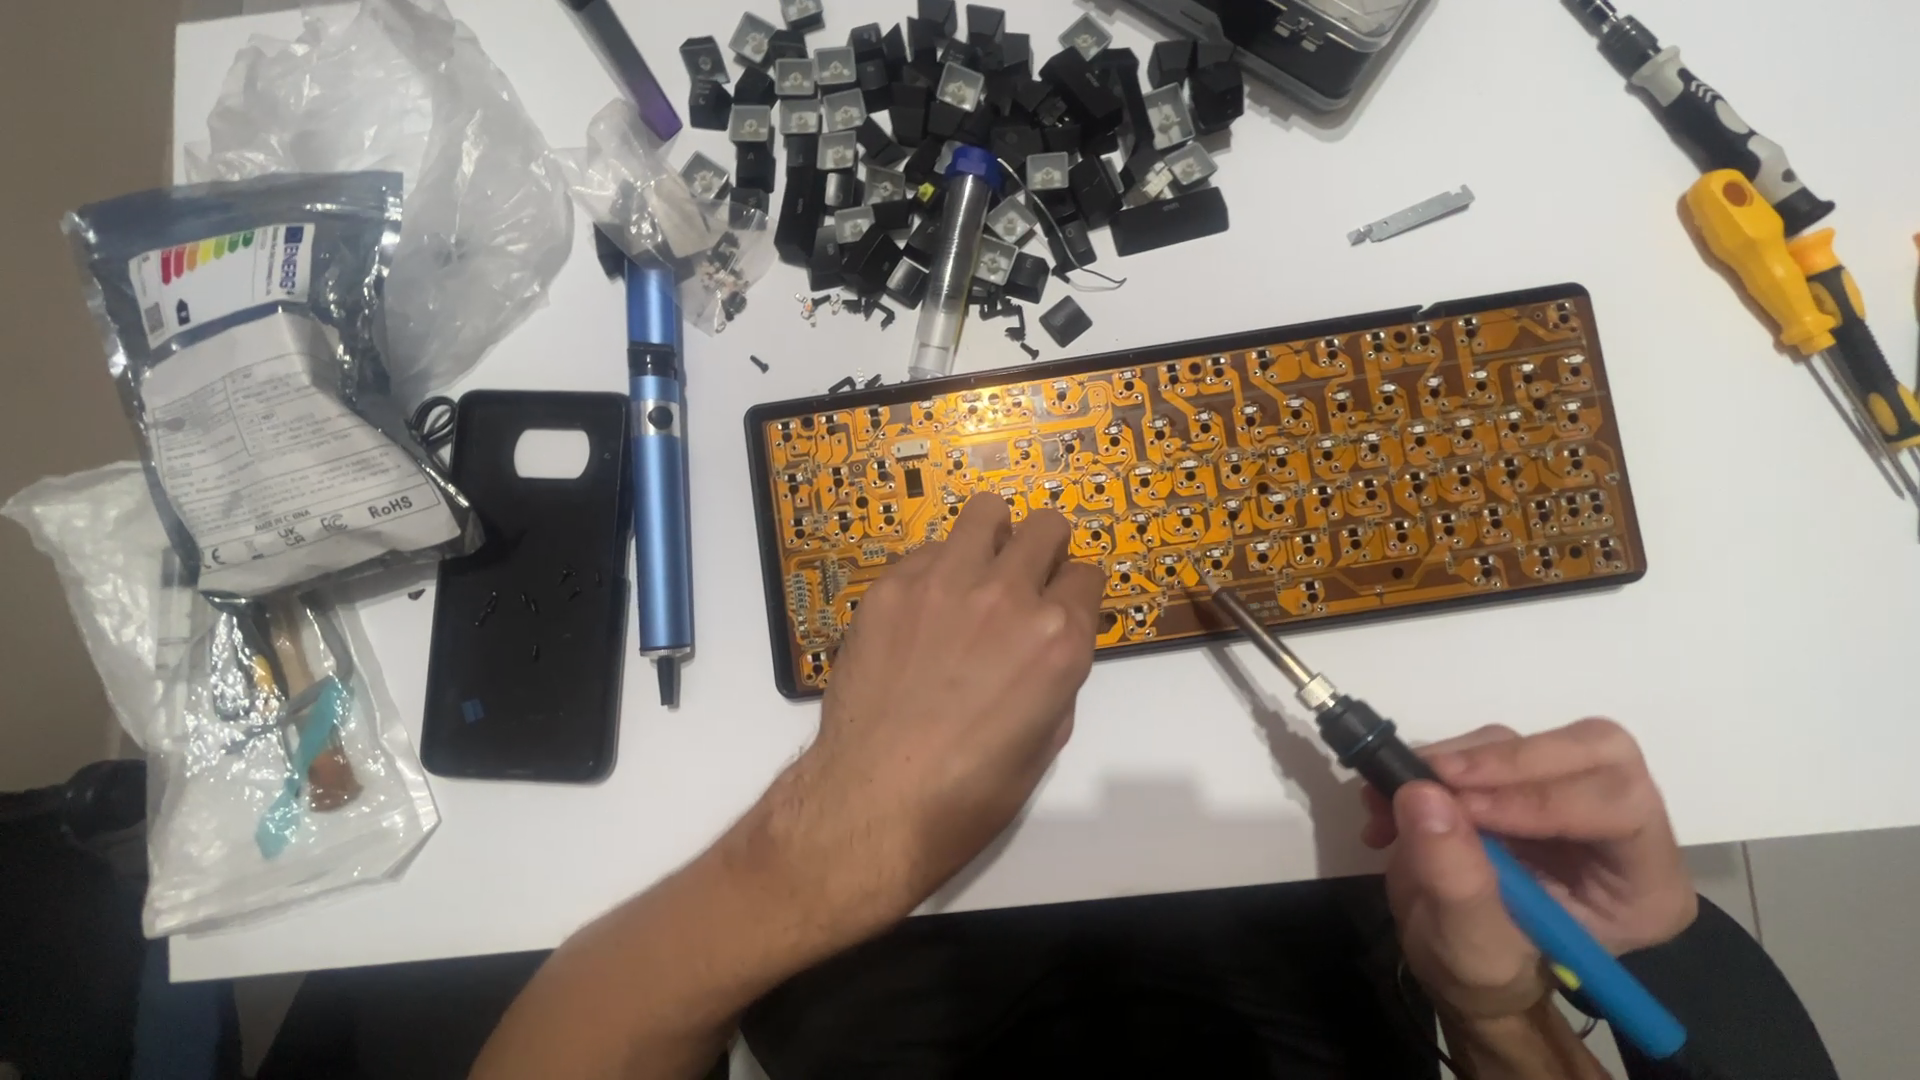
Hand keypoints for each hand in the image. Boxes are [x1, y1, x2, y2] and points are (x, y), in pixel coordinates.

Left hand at [771, 495, 1104, 917]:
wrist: (875, 799)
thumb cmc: (969, 791)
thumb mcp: (1046, 740)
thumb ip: (1058, 673)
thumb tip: (1048, 640)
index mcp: (1058, 639)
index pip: (1087, 574)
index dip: (1076, 588)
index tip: (1062, 599)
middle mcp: (1008, 596)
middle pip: (1045, 527)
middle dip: (1045, 547)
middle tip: (1026, 573)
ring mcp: (945, 583)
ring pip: (985, 514)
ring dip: (993, 535)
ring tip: (978, 565)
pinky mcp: (893, 586)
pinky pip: (928, 550)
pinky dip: (937, 567)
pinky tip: (924, 606)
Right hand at [1360, 720, 1697, 1021]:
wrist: (1451, 956)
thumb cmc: (1480, 970)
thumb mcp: (1469, 947)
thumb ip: (1455, 880)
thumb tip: (1422, 794)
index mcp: (1642, 884)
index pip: (1620, 806)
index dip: (1540, 796)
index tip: (1460, 807)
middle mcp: (1617, 828)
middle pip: (1592, 750)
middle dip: (1503, 759)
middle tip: (1431, 777)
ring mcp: (1563, 795)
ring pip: (1522, 740)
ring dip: (1449, 762)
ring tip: (1389, 802)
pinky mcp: (1513, 778)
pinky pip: (1474, 744)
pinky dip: (1424, 763)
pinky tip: (1390, 799)